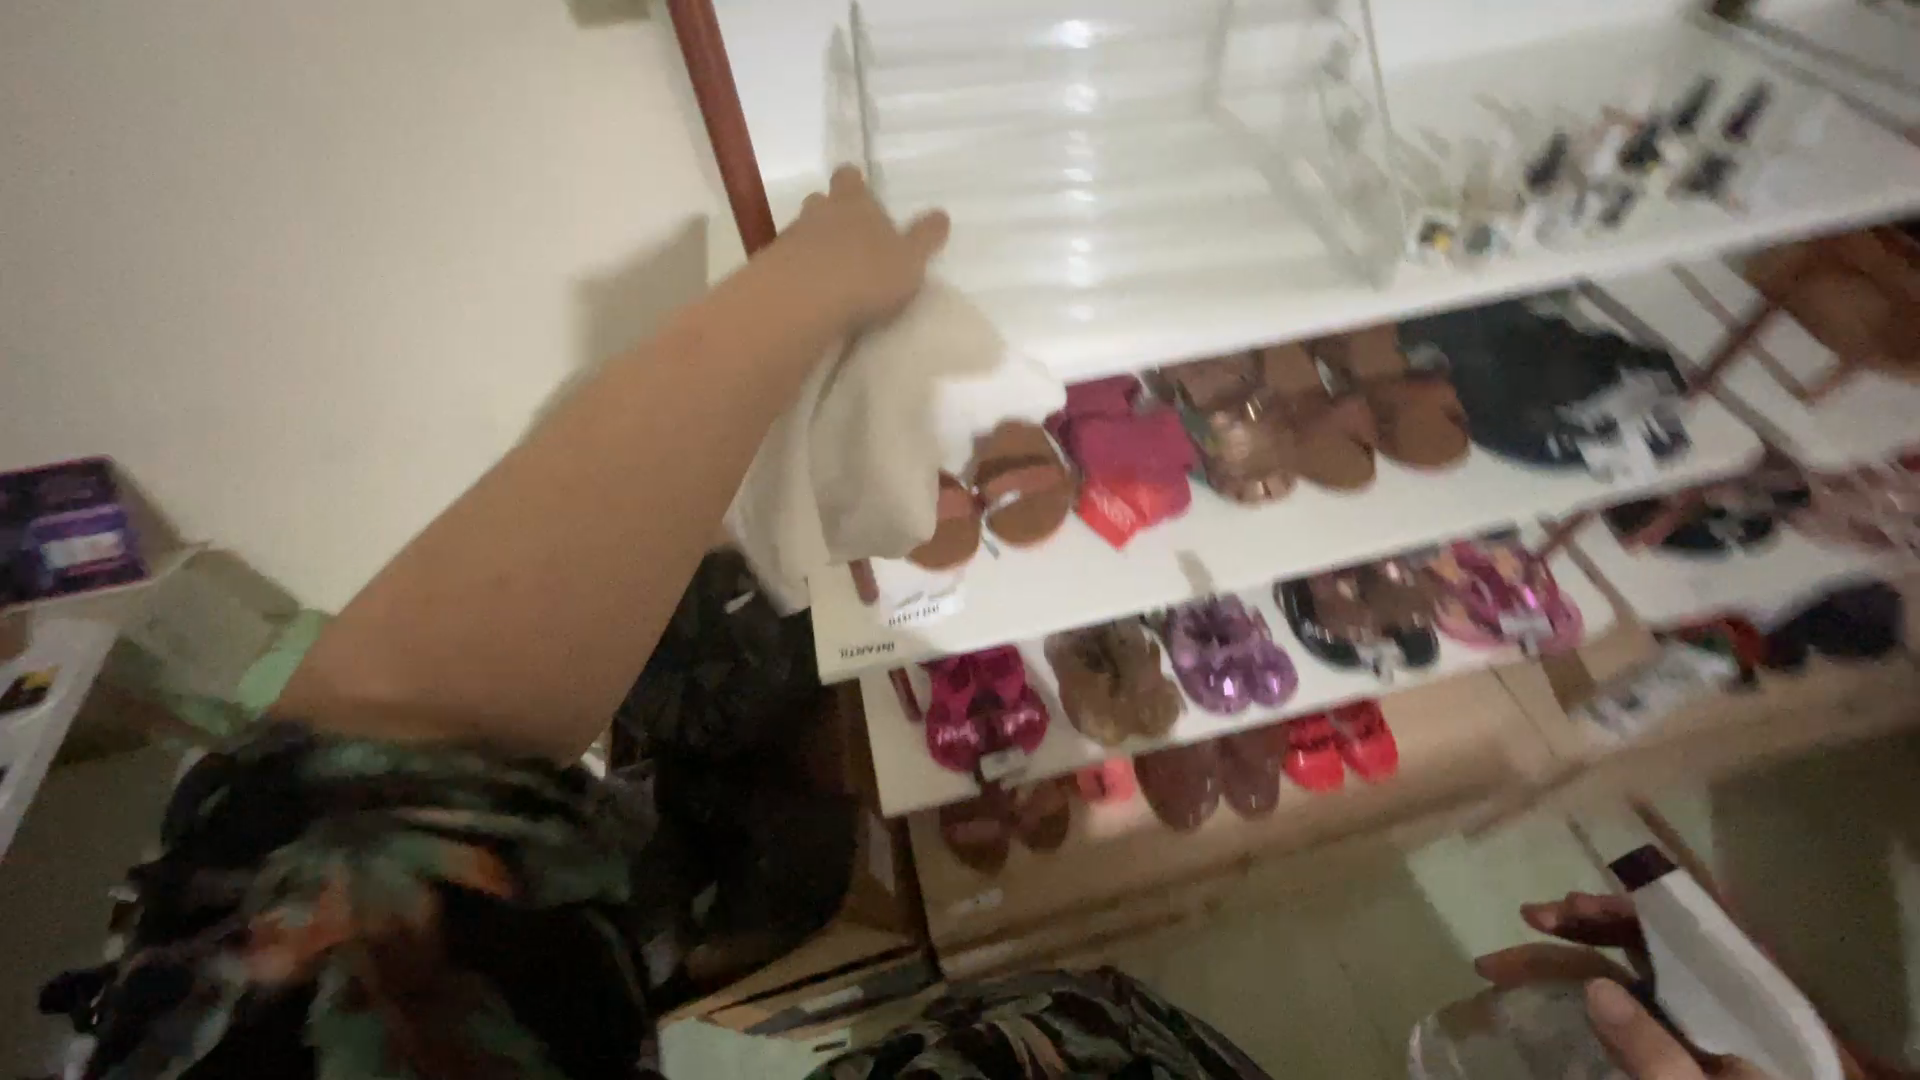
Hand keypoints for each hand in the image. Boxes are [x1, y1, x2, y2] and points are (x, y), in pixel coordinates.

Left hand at [772, 165, 950, 327]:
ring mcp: (791, 238)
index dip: (854, 182)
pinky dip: (797, 272)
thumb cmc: (867, 274)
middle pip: (821, 201)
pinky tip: (809, 293)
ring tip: (828, 270)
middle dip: (830, 212)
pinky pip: (787, 263)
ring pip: (801, 231)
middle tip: (846, 235)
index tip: (860, 190)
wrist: (806, 299)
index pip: (851, 178)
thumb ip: (924, 238)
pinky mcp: (772, 268)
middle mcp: (820, 212)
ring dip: (813, 244)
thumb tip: (942, 215)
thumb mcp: (910, 260)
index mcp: (855, 203)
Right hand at [1477, 894, 1773, 1079]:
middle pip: (1647, 945)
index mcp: (1745, 1013)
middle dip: (1583, 925)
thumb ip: (1656, 1053)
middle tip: (1529, 916)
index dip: (1629, 911)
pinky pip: (1618, 1002)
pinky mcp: (1666, 1050)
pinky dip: (1575, 984)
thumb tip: (1594, 987)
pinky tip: (1541, 984)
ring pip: (1625, 970)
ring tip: (1517, 955)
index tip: (1571, 905)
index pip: (1685, 936)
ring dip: (1566, 953)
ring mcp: (1689, 1031)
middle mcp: (1716, 1010)